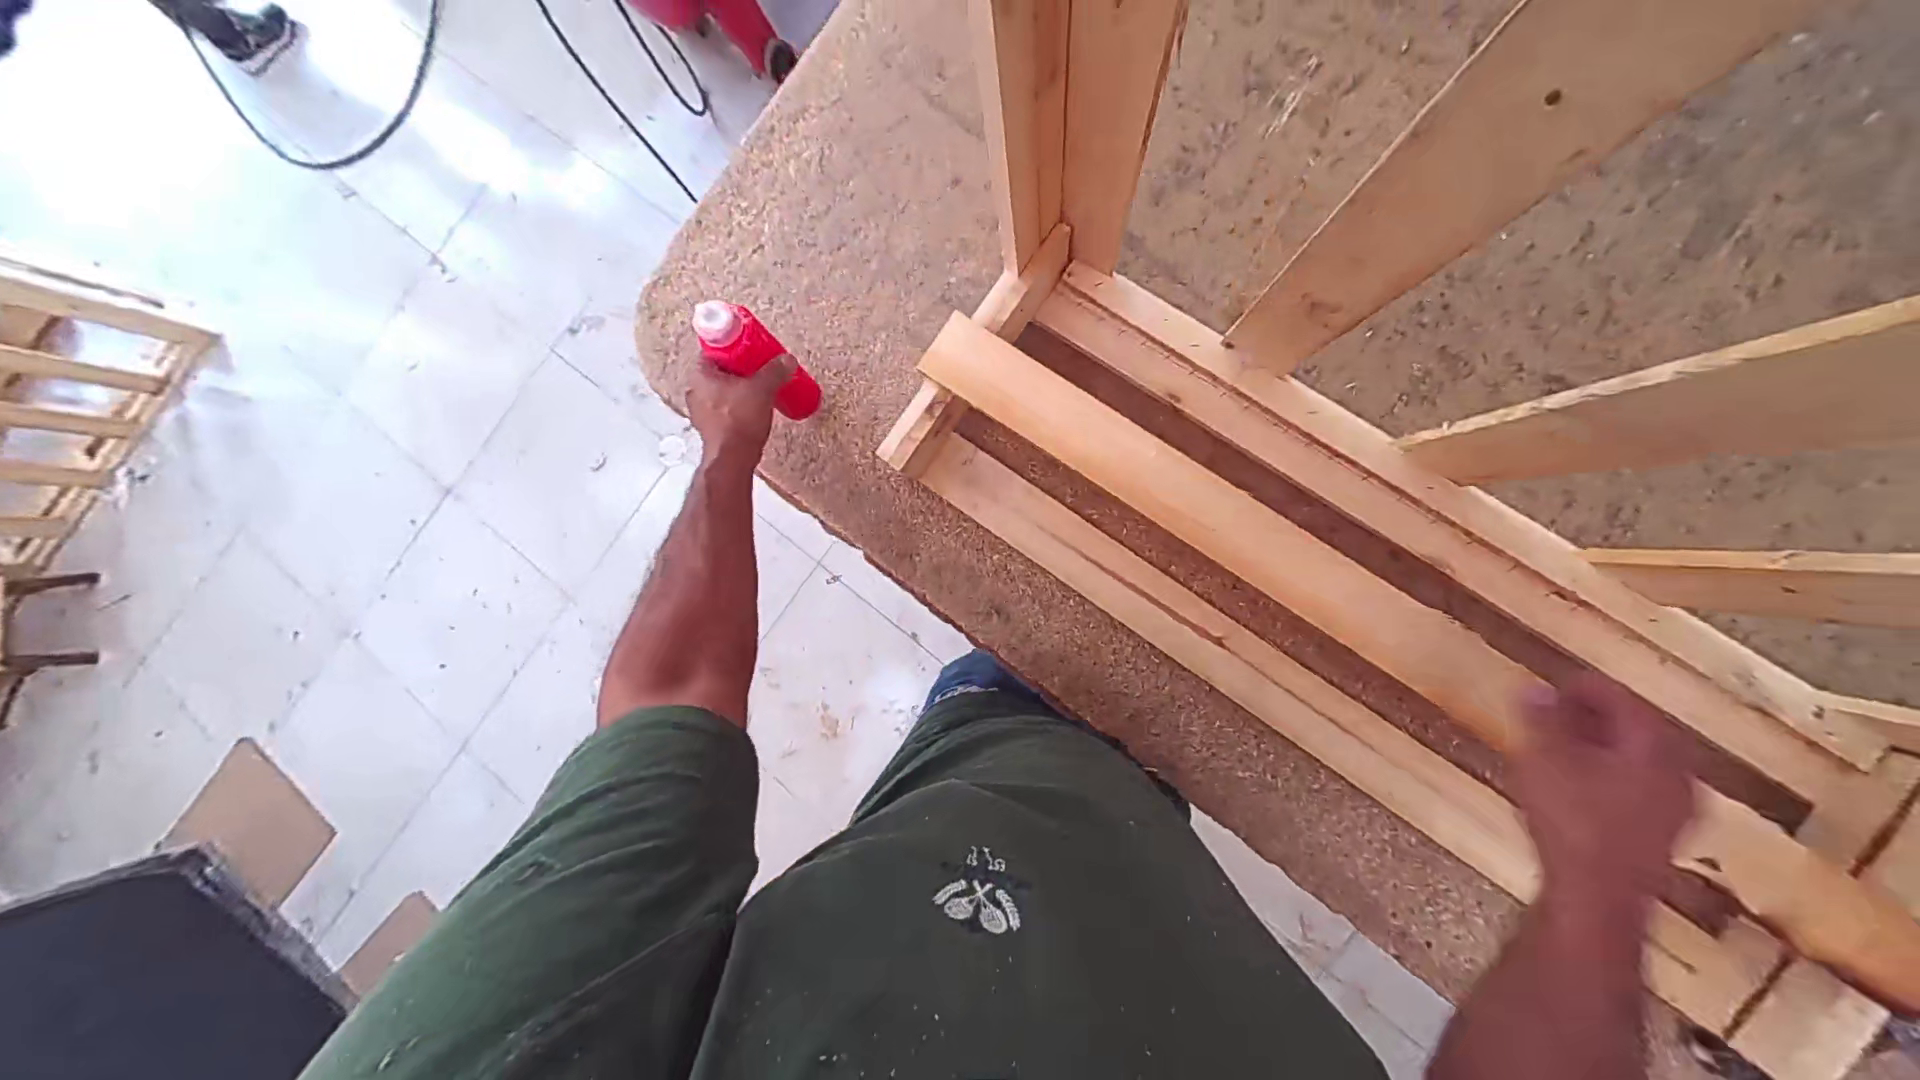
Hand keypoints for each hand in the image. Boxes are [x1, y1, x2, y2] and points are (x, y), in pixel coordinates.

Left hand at [687, 353, 794, 467]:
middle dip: (739, 373)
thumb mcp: (762, 389)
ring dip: (738, 392)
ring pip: (721, 394)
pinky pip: (724, 412)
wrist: (733, 458)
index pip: (714, 353)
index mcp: (700, 376)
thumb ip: (775, 372)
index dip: (734, 351)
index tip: (751, 353)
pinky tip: (753, 413)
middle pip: (719, 374)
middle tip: (759, 373)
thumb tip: (787, 359)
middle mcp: (695, 392)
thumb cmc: (739, 420)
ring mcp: (700, 413)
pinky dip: (737, 410)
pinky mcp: (710, 430)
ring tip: (760, 393)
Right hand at [1513, 675, 1694, 904]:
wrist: (1595, 891)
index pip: (1627, 704)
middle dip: (1599, 716)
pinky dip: (1608, 769)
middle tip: (1561, 706)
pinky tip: (1580, 777)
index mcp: (1655, 752)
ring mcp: (1675, 809)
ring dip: (1603, 744)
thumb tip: (1535, 688)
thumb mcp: (1544, 759)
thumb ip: (1542, 720)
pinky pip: (1637, 785)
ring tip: (1564, 738)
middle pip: (1640, 731)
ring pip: (1639, 760)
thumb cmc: (1571, 817)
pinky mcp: (1659, 833)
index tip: (1560, 680)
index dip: (1590, 688)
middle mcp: (1677, 777)